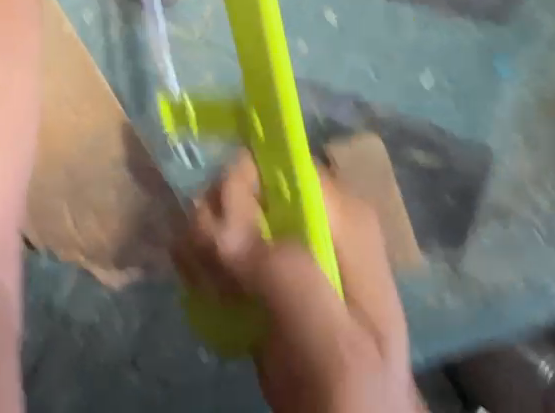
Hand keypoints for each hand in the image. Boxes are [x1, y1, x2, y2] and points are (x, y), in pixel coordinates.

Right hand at [173, 154, 419, 412]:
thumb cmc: (356, 391)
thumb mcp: (335, 346)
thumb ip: (289, 281)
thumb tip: (217, 225)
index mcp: (342, 217)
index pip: (275, 164)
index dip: (238, 191)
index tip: (220, 241)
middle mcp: (311, 214)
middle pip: (238, 184)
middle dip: (214, 228)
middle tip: (219, 280)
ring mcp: (283, 236)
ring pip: (216, 209)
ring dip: (201, 251)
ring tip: (216, 295)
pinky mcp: (259, 260)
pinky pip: (209, 236)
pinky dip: (198, 264)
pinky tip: (208, 297)